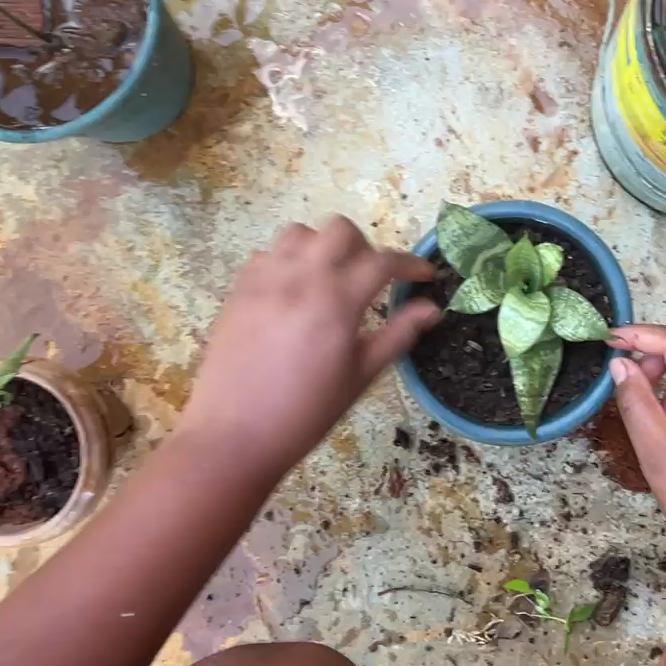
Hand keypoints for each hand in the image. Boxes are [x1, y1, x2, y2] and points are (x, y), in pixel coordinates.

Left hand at [173, 217, 439, 475]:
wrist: (234, 436)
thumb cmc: (305, 413)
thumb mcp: (360, 376)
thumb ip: (398, 335)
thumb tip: (432, 309)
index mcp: (336, 301)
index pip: (383, 262)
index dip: (410, 263)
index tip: (425, 274)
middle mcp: (300, 277)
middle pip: (340, 230)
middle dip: (365, 246)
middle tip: (372, 278)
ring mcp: (265, 279)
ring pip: (301, 232)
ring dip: (324, 246)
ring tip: (331, 278)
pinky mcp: (239, 289)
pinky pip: (268, 254)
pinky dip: (289, 261)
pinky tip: (295, 291)